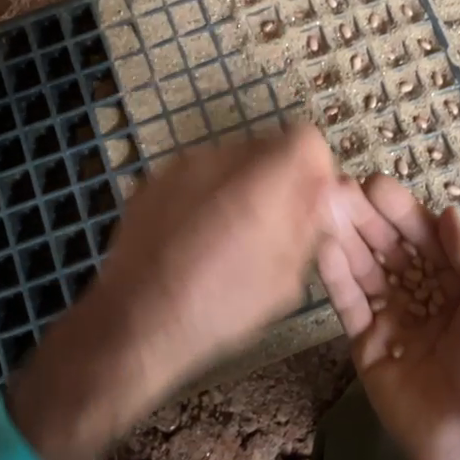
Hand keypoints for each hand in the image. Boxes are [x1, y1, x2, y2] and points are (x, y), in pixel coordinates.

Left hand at [10, 126, 339, 459]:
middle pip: (268, 146)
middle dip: (278, 178)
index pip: (307, 139)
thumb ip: (308, 225)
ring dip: (241, 185)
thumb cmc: (220, 308)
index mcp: (265, 177)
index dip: (313, 170)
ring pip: (231, 160)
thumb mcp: (285, 279)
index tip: (309, 204)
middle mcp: (224, 156)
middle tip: (272, 224)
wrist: (135, 320)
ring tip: (229, 235)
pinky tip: (195, 237)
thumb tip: (324, 194)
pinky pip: (196, 175)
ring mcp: (183, 164)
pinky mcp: (153, 179)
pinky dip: (205, 194)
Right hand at [316, 175, 459, 459]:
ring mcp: (393, 320)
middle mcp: (424, 295)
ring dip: (345, 237)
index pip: (426, 237)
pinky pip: (350, 305)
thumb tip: (446, 212)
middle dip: (366, 217)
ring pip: (366, 269)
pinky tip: (322, 247)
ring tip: (322, 206)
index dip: (402, 210)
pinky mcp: (367, 347)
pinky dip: (336, 276)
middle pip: (390, 247)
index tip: (374, 184)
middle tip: (337, 187)